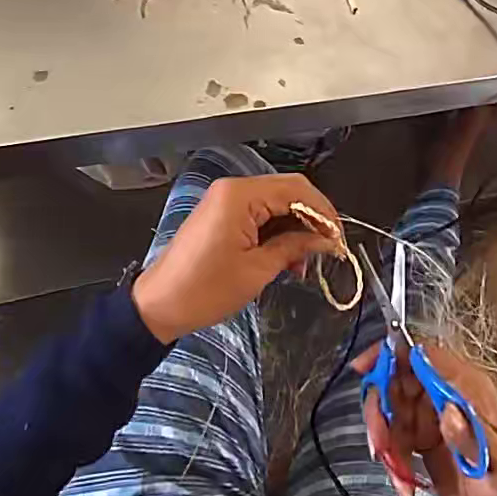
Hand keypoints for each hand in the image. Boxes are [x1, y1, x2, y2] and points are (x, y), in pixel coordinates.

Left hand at [130, 174, 342, 343]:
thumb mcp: (258, 270)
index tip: (338, 238)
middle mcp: (234, 189)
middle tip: (328, 247)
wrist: (158, 306)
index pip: (296, 189)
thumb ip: (295, 246)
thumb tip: (326, 239)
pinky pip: (260, 214)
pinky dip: (277, 232)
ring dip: (296, 228)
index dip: (323, 212)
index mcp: (240, 195)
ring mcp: (226, 200)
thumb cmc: (205, 289)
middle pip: (288, 191)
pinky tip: (288, 258)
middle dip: (312, 218)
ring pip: (276, 204)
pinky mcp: (223, 214)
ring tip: (305, 261)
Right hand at [353, 337, 496, 495]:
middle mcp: (446, 394)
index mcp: (468, 388)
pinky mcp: (420, 437)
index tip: (365, 368)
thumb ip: (473, 438)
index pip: (425, 355)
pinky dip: (391, 458)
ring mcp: (431, 415)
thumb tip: (449, 410)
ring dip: (384, 439)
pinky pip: (391, 436)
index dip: (392, 354)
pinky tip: (404, 483)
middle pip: (397, 379)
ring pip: (389, 408)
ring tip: (397, 471)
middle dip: (380, 409)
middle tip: (379, 444)